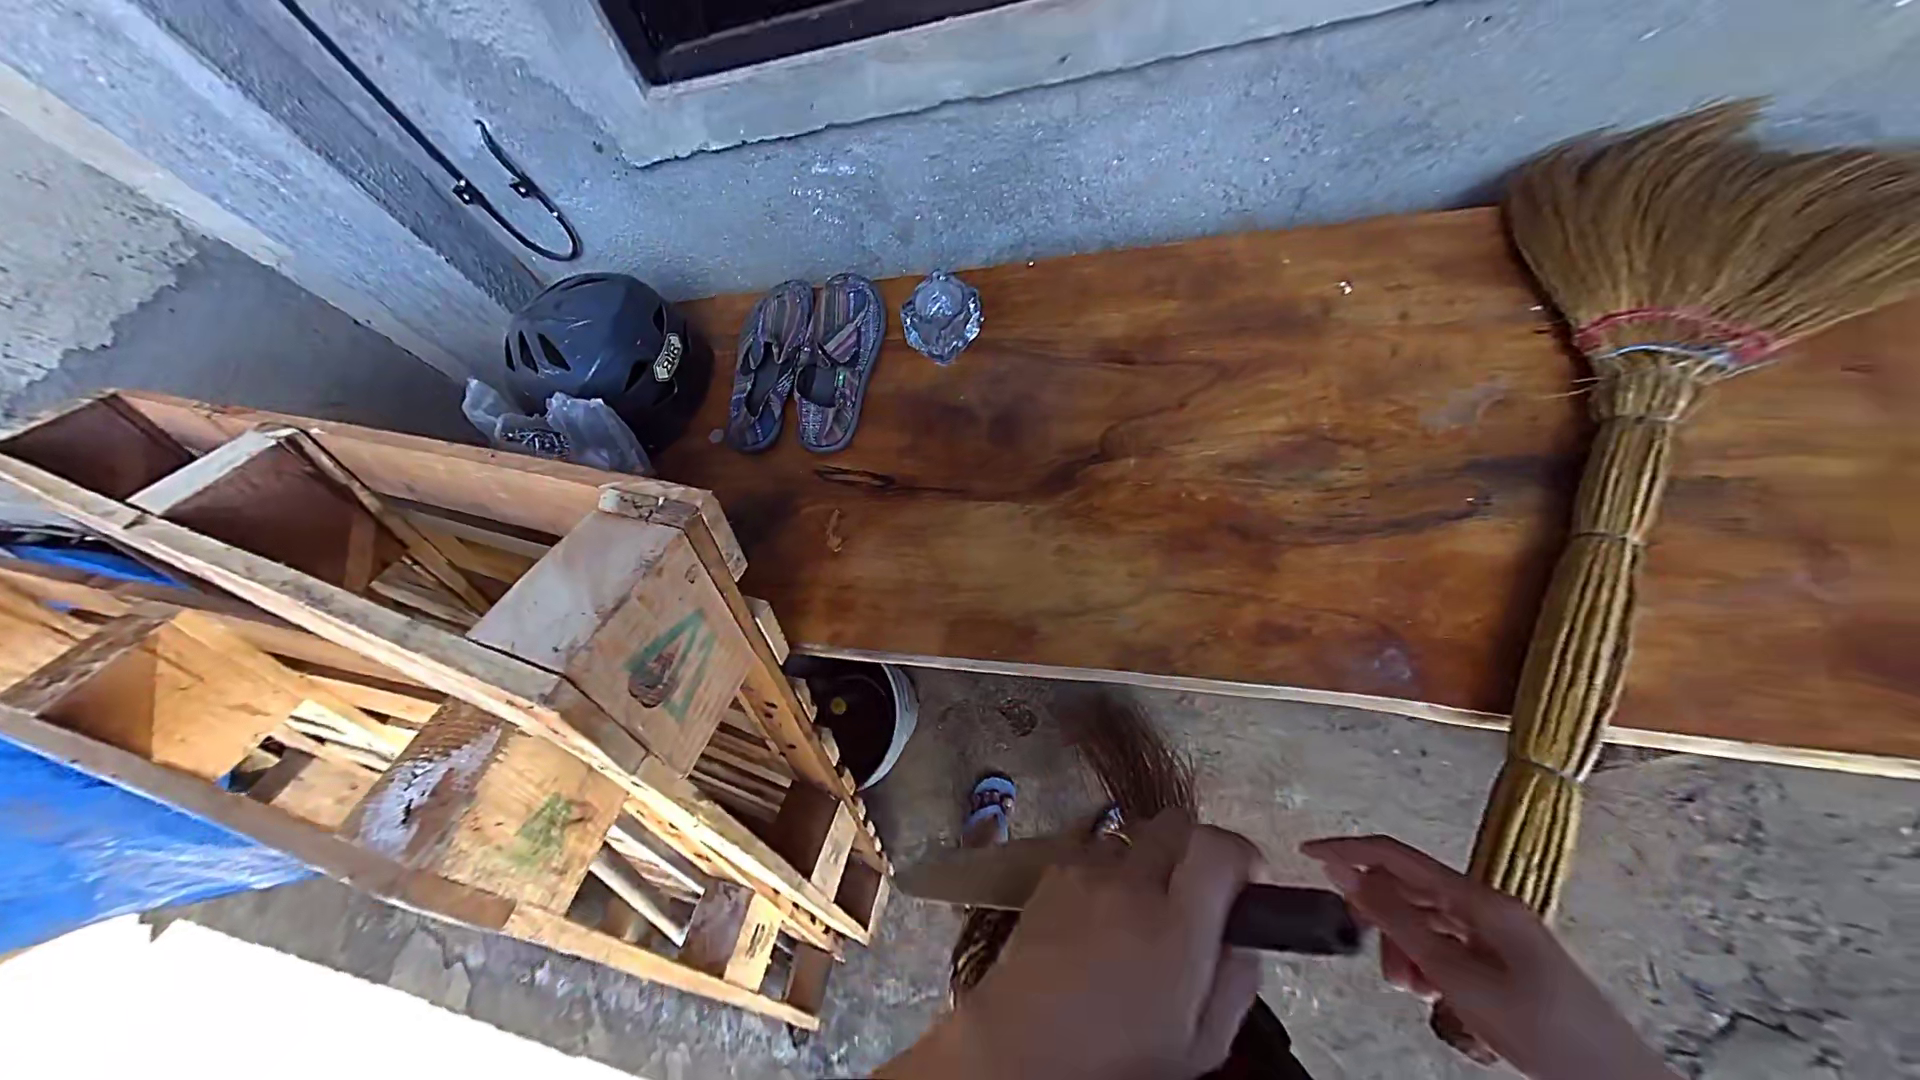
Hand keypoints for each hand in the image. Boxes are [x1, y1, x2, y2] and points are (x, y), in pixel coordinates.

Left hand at [879, 810, 1261, 1079]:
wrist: (1027, 1040)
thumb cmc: (1120, 1054)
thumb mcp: (1202, 1041)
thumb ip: (1236, 980)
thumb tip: (1244, 934)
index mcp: (1176, 927)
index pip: (1216, 847)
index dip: (1239, 853)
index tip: (1245, 874)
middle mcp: (1131, 883)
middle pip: (1175, 824)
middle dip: (1195, 846)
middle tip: (1194, 885)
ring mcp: (1088, 870)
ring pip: (1133, 831)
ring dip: (1148, 854)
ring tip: (1141, 899)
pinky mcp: (1055, 867)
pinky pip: (1094, 845)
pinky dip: (1108, 862)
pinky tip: (1102, 902)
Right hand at [1301, 835, 1679, 1079]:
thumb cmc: (1543, 1032)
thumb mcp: (1453, 974)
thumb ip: (1394, 918)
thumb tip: (1342, 871)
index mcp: (1479, 898)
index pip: (1394, 855)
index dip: (1346, 850)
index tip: (1306, 854)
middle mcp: (1487, 906)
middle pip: (1408, 889)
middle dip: (1380, 916)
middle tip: (1372, 952)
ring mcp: (1498, 932)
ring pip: (1425, 919)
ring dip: (1404, 946)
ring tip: (1410, 985)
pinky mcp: (1505, 958)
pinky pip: (1447, 942)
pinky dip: (1427, 961)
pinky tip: (1432, 991)